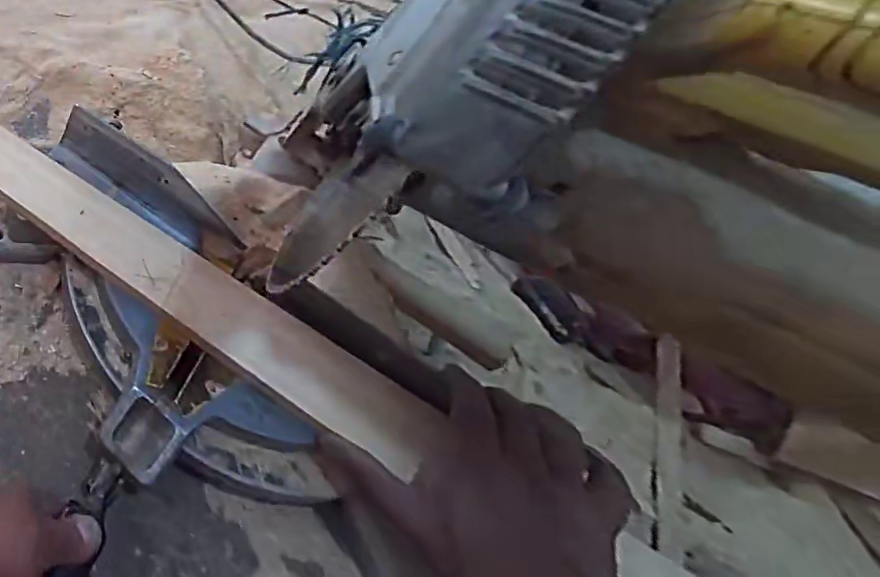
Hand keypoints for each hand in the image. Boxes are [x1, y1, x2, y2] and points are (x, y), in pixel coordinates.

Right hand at [319, 369, 633, 576]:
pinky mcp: (601, 520)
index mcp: (475, 455)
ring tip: (528, 418)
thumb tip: (322, 440)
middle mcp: (523, 461)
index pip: (471, 400)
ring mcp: (567, 489)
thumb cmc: (464, 559)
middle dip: (497, 397)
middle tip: (480, 398)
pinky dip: (600, 465)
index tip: (448, 374)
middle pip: (515, 411)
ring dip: (544, 419)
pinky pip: (611, 482)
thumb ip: (367, 475)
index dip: (460, 381)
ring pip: (562, 435)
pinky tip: (586, 461)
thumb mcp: (410, 517)